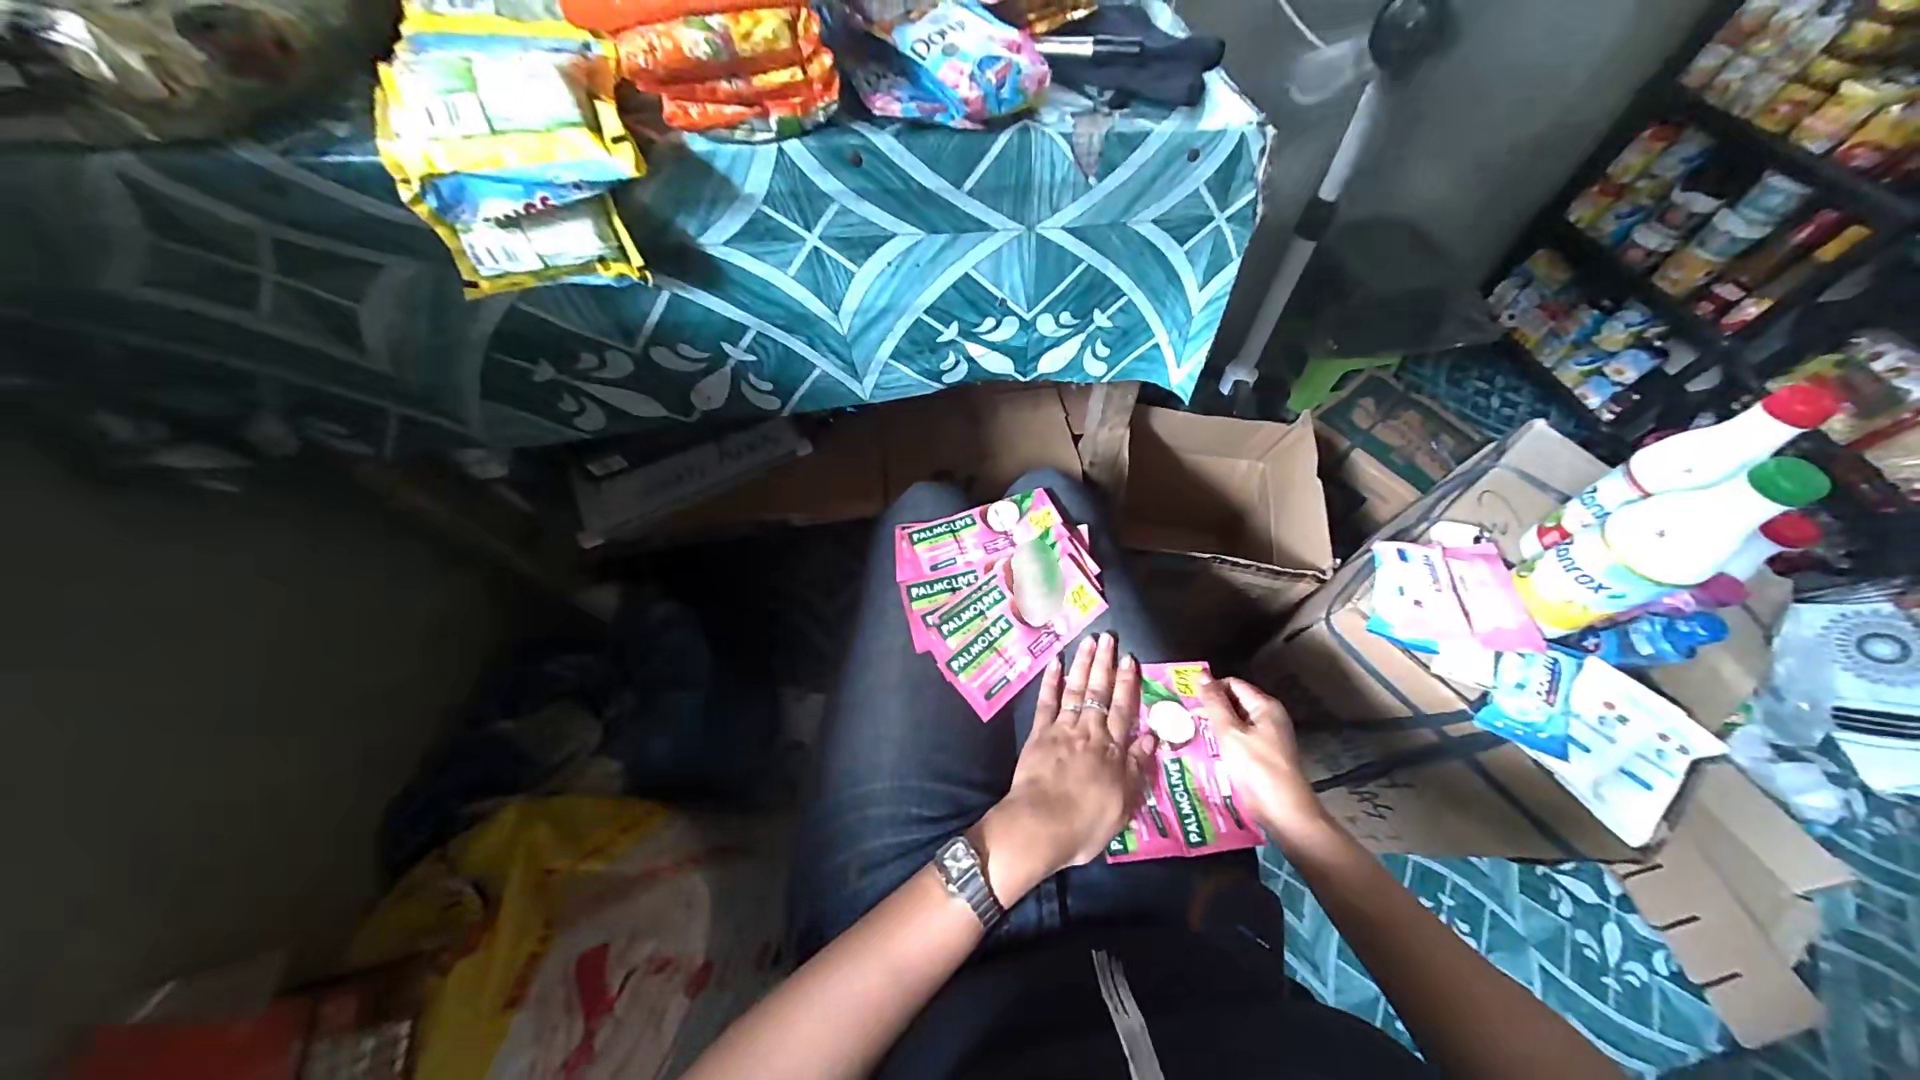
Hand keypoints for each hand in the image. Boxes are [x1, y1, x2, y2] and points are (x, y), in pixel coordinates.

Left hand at [979, 633, 1157, 902]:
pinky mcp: (1038, 734)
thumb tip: (1152, 737)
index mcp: (1112, 750)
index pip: (1123, 709)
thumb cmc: (1086, 824)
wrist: (1041, 825)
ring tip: (1089, 641)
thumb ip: (1137, 768)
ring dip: (1082, 664)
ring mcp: (1062, 730)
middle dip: (1105, 663)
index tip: (1130, 658)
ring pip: (1075, 690)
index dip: (1127, 683)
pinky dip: (1051, 682)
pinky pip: (1047, 702)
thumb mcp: (1123, 803)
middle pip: (1099, 692)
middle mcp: (1089, 732)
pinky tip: (1055, 664)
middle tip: (1108, 637)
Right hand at [1201, 678, 1332, 849]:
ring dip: (1214, 725)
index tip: (1187, 700)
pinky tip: (1206, 749)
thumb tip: (1201, 674)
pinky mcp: (1263, 754)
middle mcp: (1269, 717)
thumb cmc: (1256, 769)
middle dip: (1210, 707)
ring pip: (1235, 721)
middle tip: (1184, 717)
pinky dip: (1223, 740)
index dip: (1210, 689)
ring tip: (1189, 732)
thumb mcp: (1230, 733)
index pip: (1232, 684)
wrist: (1284, 813)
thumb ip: (1214, 703)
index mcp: (1265, 706)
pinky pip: (1239, 738)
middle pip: (1234, 701)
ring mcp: (1267, 737)